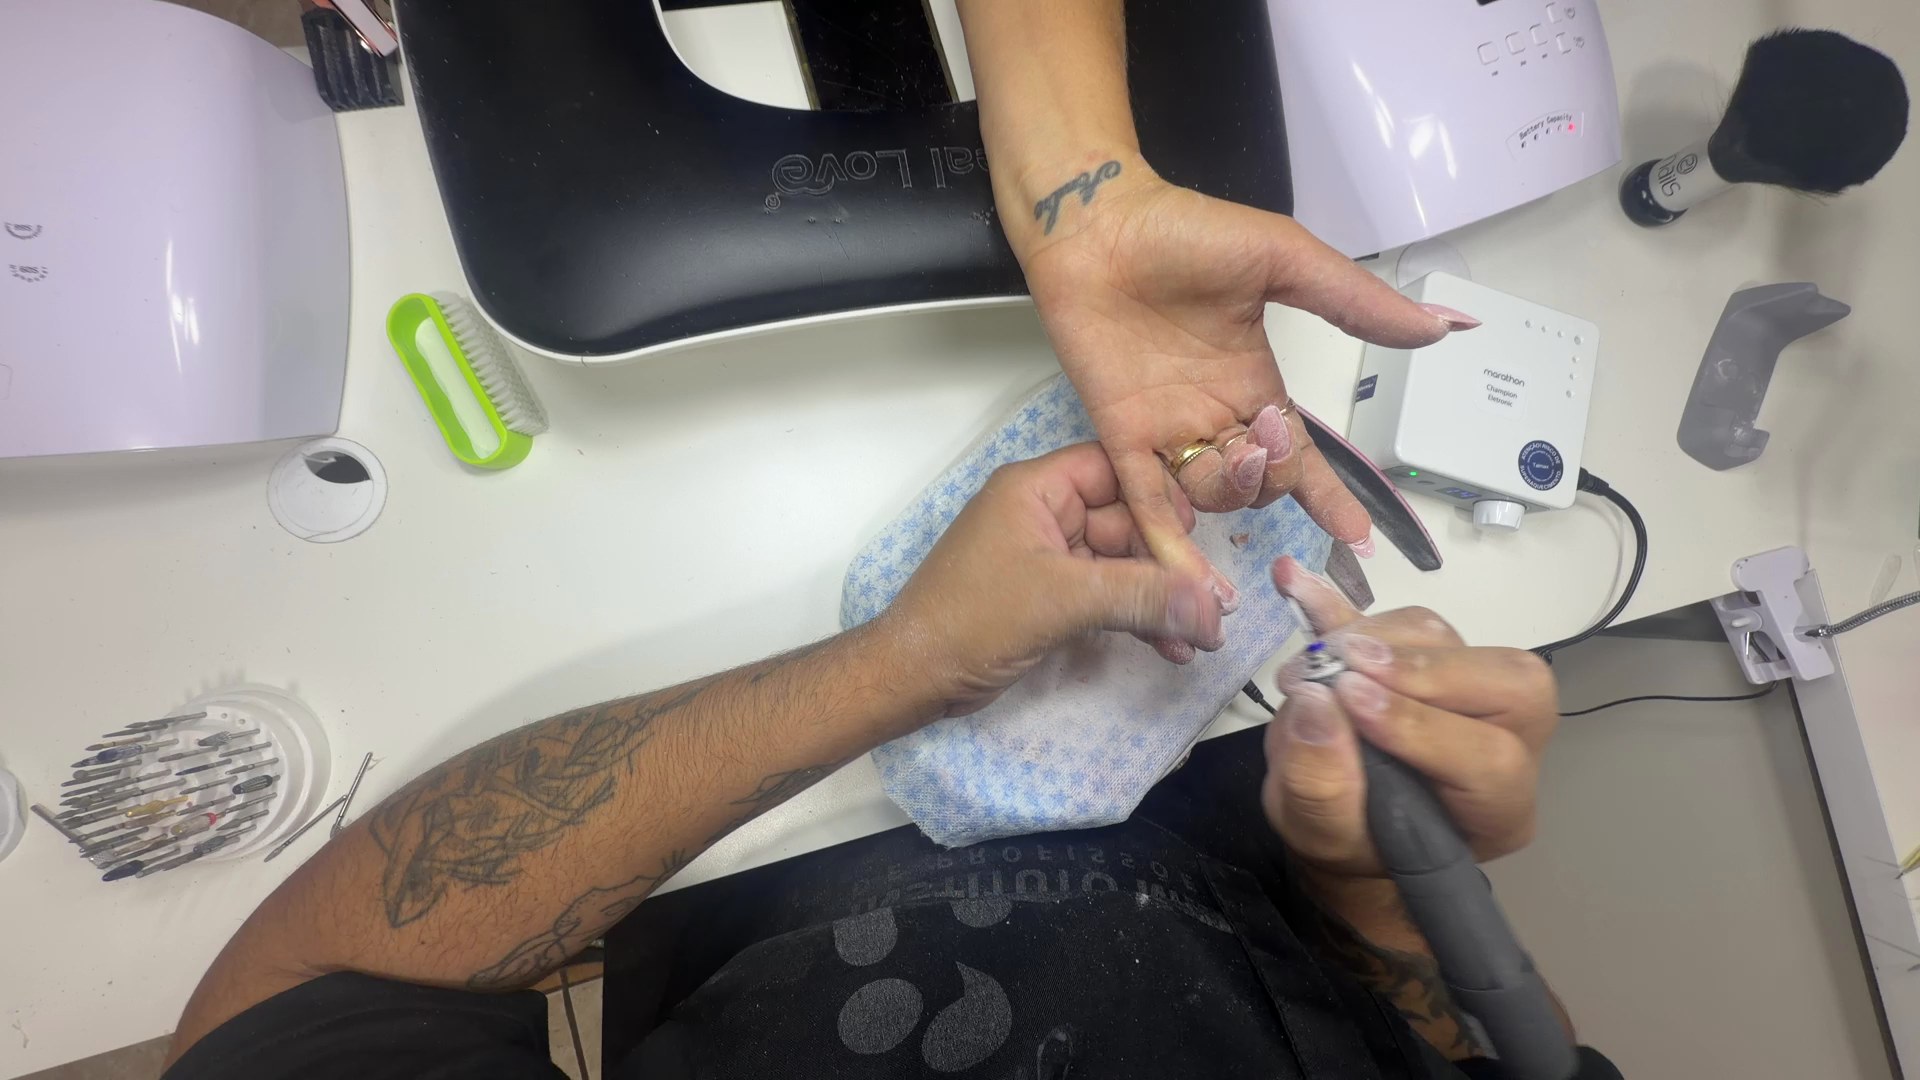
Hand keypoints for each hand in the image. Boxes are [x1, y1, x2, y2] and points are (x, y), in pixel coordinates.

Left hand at [880, 442, 1221, 716]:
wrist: (917, 676)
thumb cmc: (973, 618)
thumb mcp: (1062, 599)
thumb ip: (1141, 597)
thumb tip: (1214, 608)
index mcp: (1035, 489)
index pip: (1112, 471)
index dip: (1159, 498)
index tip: (1200, 536)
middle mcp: (1042, 514)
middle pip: (1124, 522)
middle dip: (1169, 566)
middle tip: (1215, 604)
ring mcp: (1046, 558)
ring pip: (1119, 565)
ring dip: (1158, 600)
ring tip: (1201, 636)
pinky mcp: (1048, 596)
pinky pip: (1104, 596)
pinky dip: (1135, 618)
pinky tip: (1170, 647)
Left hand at [1019, 159, 1478, 596]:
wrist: (1100, 228)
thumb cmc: (1185, 233)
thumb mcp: (1283, 262)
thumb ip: (1353, 303)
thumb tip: (1443, 326)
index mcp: (1251, 383)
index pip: (1297, 456)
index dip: (1327, 495)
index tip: (1361, 537)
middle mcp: (1210, 418)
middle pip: (1254, 484)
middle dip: (1272, 478)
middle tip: (1267, 437)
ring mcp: (1164, 432)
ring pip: (1209, 495)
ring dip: (1231, 492)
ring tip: (1239, 456)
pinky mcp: (1119, 437)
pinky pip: (1146, 500)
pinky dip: (1168, 537)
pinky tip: (1188, 574)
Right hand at [1259, 556, 1556, 879]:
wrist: (1341, 819)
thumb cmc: (1343, 839)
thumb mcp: (1319, 832)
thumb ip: (1319, 782)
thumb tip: (1315, 702)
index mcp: (1493, 807)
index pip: (1487, 757)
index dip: (1418, 722)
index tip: (1347, 696)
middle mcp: (1503, 741)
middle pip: (1509, 682)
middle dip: (1421, 665)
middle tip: (1344, 661)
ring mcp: (1466, 691)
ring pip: (1453, 639)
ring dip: (1381, 634)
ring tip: (1316, 654)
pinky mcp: (1415, 656)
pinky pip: (1391, 618)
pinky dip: (1339, 600)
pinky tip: (1292, 581)